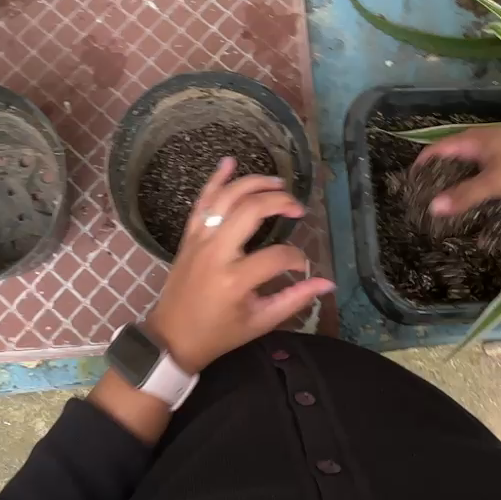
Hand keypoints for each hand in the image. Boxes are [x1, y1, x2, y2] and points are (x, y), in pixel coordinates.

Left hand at [144, 158, 335, 372]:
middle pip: (250, 211)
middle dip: (279, 202)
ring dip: (253, 184)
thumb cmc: (219, 333)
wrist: (172, 337)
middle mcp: (216, 253)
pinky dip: (215, 180)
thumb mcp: (260, 322)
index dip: (296, 258)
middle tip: (297, 207)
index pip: (276, 256)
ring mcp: (199, 240)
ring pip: (226, 198)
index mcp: (235, 280)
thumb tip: (328, 283)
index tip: (302, 265)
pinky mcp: (189, 236)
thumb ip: (294, 299)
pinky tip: (229, 162)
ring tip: (277, 182)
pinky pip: (202, 202)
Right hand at [416, 125, 500, 218]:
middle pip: (457, 156)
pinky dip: (482, 187)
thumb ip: (464, 195)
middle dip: (442, 174)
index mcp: (477, 138)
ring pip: (476, 167)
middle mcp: (488, 141)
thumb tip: (432, 208)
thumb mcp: (495, 182)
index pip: (440, 147)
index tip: (411, 181)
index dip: (424, 162)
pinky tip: (480, 202)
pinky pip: (493, 176)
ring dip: (463, 182)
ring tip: (450, 203)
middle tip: (428, 196)